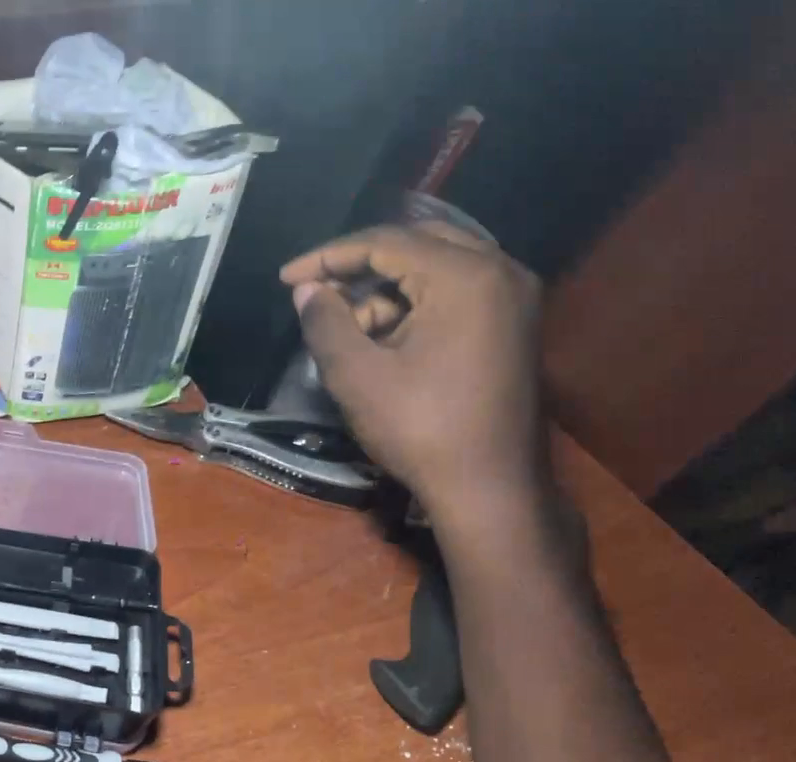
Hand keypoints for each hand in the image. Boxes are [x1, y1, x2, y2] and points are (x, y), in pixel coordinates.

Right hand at [279, 223, 548, 523]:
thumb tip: (307, 290)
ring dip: (384, 288)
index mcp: (464, 276)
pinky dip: (413, 303)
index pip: (386, 243)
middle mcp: (498, 271)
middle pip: (416, 243)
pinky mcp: (511, 324)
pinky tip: (381, 336)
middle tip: (314, 289)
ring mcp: (511, 297)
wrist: (488, 484)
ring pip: (436, 267)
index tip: (284, 278)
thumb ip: (326, 323)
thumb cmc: (419, 427)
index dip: (328, 256)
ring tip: (345, 326)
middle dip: (359, 265)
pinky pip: (455, 290)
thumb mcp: (357, 375)